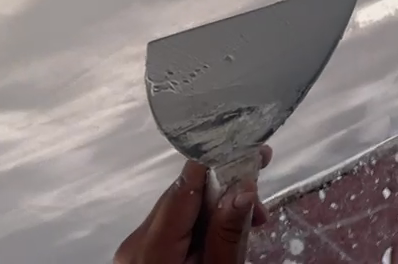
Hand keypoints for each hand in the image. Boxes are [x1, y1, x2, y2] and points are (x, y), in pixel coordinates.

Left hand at [113, 148, 272, 263]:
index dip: (218, 157)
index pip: (185, 184)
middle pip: (186, 195)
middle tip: (264, 190)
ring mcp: (133, 252)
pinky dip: (202, 226)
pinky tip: (226, 234)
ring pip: (183, 209)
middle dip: (227, 188)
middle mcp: (134, 243)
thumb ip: (228, 232)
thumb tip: (245, 185)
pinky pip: (174, 228)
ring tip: (254, 220)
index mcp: (150, 248)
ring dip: (219, 208)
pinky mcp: (139, 259)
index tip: (251, 144)